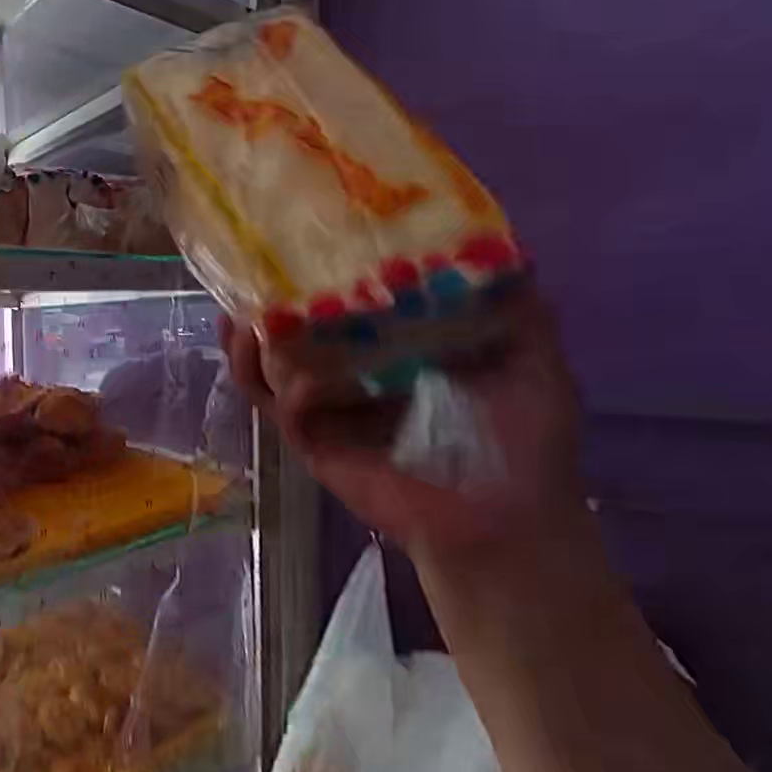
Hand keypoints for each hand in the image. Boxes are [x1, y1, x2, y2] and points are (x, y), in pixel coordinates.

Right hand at [221, 287, 586, 553]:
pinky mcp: (313, 445)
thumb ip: (519, 316)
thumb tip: (515, 253)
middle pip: (290, 338)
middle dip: (263, 311)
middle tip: (246, 282)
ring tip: (240, 321)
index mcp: (388, 355)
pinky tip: (282, 370)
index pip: (340, 311)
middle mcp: (348, 378)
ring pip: (271, 373)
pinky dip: (276, 389)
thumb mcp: (532, 367)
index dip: (314, 284)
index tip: (299, 250)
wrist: (505, 521)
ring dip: (250, 347)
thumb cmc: (521, 444)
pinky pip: (282, 411)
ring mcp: (327, 412)